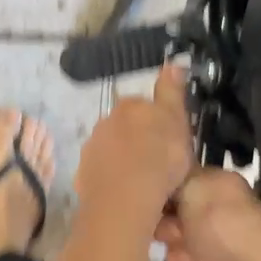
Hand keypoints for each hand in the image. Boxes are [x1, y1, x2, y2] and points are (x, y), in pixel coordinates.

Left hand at [75, 65, 194, 226]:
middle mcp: (105, 121)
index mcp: (129, 106)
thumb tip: (172, 62)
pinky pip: (102, 172)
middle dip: (138, 139)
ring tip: (144, 182)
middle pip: (126, 127)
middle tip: (159, 162)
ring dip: (124, 158)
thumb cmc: (160, 157)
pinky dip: (113, 178)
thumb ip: (172, 91)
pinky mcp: (84, 174)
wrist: (126, 198)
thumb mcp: (176, 120)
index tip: (170, 139)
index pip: (144, 105)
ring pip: (112, 149)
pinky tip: (127, 194)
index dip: (159, 121)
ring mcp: (92, 148)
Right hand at [154, 169, 260, 260]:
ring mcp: (222, 251)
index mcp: (219, 188)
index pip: (180, 187)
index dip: (165, 198)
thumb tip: (171, 186)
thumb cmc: (223, 225)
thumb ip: (177, 177)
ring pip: (178, 254)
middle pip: (174, 223)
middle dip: (172, 233)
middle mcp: (221, 217)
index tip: (158, 206)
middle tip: (181, 236)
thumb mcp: (194, 186)